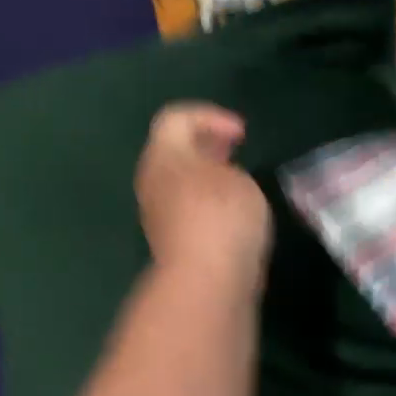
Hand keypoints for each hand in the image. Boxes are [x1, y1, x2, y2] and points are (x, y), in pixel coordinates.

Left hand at [134, 103, 270, 293]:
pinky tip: (235, 215)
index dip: (209, 117)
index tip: (242, 132)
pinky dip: (210, 203)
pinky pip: (190, 209)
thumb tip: (221, 178)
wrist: (206, 278)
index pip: (177, 119)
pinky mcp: (174, 241)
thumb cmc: (222, 217)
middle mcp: (153, 180)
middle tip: (234, 148)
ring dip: (208, 176)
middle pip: (174, 151)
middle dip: (206, 146)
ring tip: (239, 182)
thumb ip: (230, 169)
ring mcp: (160, 214)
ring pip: (181, 182)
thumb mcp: (240, 180)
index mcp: (165, 156)